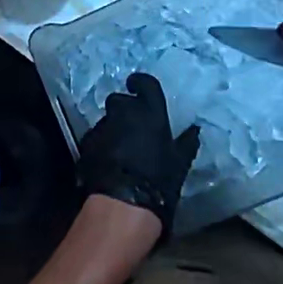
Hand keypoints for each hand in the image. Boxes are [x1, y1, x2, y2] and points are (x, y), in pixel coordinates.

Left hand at [76, 73, 200, 237]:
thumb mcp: (179, 163)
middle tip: (133, 126)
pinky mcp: (87, 139)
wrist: (122, 201)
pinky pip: (96, 134)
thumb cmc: (158, 180)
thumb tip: (195, 129)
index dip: (140, 82)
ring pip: (107, 118)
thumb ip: (186, 143)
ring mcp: (102, 125)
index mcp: (149, 113)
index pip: (145, 83)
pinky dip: (102, 141)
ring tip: (123, 147)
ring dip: (114, 126)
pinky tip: (109, 158)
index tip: (138, 87)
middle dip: (124, 109)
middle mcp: (123, 112)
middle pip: (119, 100)